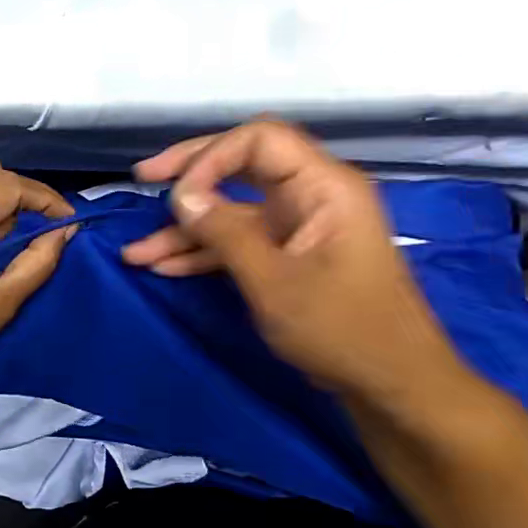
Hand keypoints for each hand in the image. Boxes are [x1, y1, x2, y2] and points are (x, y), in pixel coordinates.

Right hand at [120, 119, 464, 400]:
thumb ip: (224, 233)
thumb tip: (179, 196)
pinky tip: (163, 267)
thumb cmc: (343, 331)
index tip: (174, 194)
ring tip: (134, 253)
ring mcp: (298, 226)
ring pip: (232, 210)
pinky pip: (238, 241)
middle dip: (189, 177)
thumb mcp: (274, 283)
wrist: (393, 387)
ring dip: (185, 230)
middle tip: (143, 180)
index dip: (210, 157)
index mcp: (324, 186)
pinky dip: (203, 253)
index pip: (259, 140)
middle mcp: (311, 195)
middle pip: (241, 165)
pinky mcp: (289, 255)